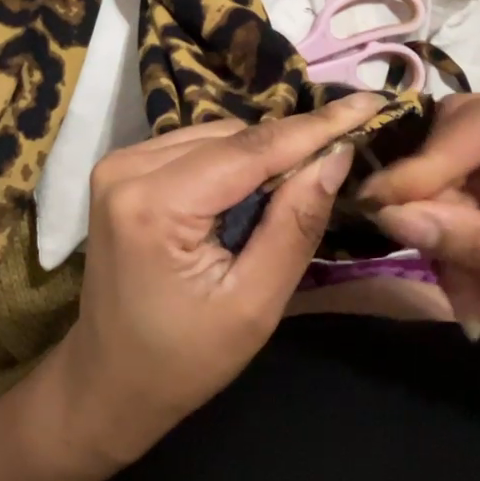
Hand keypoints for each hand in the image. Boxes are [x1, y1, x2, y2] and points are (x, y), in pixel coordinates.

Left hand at [55, 92, 379, 461]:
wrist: (111, 378)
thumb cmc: (184, 358)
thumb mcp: (253, 304)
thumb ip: (293, 225)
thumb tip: (335, 156)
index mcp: (153, 203)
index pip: (248, 149)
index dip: (313, 127)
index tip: (368, 103)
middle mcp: (127, 167)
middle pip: (229, 138)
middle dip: (287, 146)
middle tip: (341, 160)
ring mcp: (117, 164)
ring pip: (211, 137)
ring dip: (258, 156)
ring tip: (294, 189)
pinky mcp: (120, 169)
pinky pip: (190, 148)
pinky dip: (227, 163)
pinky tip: (248, 195)